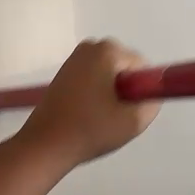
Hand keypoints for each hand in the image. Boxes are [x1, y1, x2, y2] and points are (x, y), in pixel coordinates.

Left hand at [20, 39, 159, 166]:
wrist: (42, 148)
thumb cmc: (88, 131)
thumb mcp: (132, 122)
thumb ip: (152, 103)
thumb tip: (151, 96)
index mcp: (108, 50)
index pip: (140, 67)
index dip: (139, 91)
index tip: (126, 112)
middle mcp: (91, 46)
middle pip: (123, 68)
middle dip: (124, 91)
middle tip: (113, 118)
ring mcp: (74, 59)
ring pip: (108, 75)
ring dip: (109, 94)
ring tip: (98, 119)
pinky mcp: (63, 72)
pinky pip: (92, 78)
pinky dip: (94, 94)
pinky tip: (85, 116)